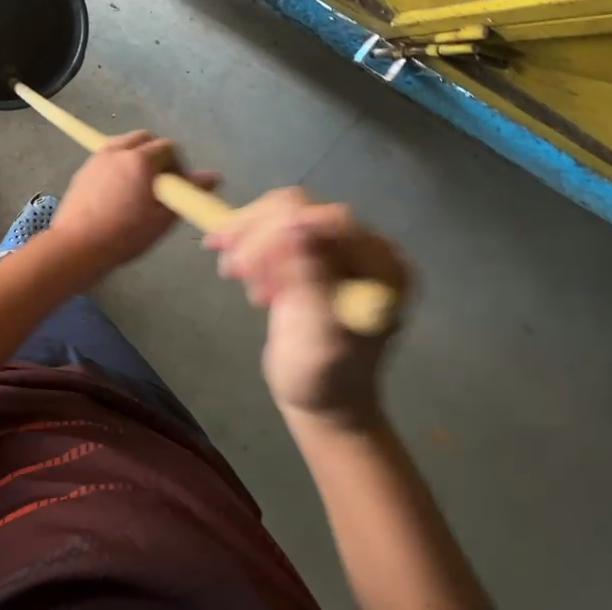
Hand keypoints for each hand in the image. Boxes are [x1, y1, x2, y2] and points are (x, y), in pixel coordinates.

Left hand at [49, 131, 218, 273]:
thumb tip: (214, 176)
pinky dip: (117, 165)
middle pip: (144, 139)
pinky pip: (107, 157)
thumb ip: (188, 192)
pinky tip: (116, 193)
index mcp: (140, 158)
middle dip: (156, 155)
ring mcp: (97, 158)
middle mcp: (117, 150)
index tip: (176, 186)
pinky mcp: (82, 169)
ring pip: (123, 145)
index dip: (178, 165)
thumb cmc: (125, 234)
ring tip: (138, 187)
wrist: (77, 245)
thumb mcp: (163, 217)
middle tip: (159, 183)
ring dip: (136, 157)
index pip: (168, 147)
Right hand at [205, 189, 408, 426]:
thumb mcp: (320, 336)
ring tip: (232, 274)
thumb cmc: (325, 380)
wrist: (323, 403)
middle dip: (258, 235)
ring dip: (247, 237)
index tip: (242, 261)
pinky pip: (271, 226)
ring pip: (279, 212)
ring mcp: (334, 248)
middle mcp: (362, 247)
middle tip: (230, 271)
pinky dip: (246, 240)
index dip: (281, 229)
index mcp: (381, 264)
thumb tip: (297, 224)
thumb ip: (312, 279)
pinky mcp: (308, 252)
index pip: (327, 220)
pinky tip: (232, 265)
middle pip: (300, 208)